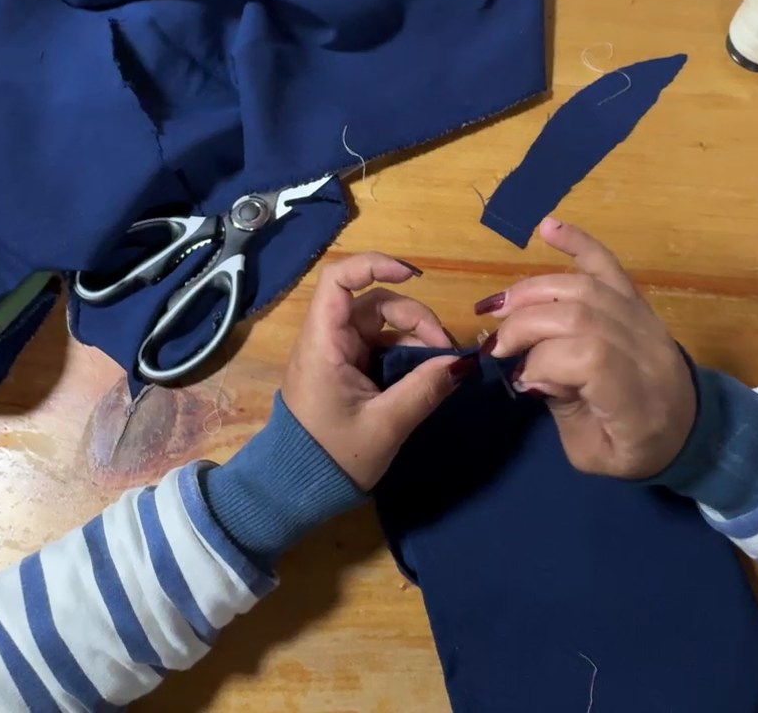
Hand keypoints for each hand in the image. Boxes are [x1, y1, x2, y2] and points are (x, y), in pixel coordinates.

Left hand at [281, 253, 468, 489]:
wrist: (294, 491)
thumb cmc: (332, 457)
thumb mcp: (386, 425)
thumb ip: (425, 390)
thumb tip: (463, 363)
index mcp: (324, 342)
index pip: (339, 279)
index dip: (374, 265)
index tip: (412, 275)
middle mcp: (328, 339)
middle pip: (374, 303)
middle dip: (414, 318)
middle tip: (445, 351)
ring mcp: (337, 354)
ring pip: (381, 325)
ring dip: (415, 337)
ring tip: (441, 366)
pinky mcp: (346, 370)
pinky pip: (381, 347)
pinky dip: (406, 354)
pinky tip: (427, 374)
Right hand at [476, 218, 695, 478]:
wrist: (689, 429)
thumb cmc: (634, 448)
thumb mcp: (592, 452)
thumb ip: (560, 407)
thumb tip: (528, 368)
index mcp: (638, 400)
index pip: (589, 358)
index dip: (544, 361)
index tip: (522, 379)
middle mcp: (646, 351)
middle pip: (580, 315)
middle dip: (526, 324)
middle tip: (497, 345)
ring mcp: (644, 320)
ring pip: (584, 287)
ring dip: (533, 291)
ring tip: (501, 307)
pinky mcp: (638, 301)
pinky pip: (608, 265)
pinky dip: (578, 242)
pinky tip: (547, 228)